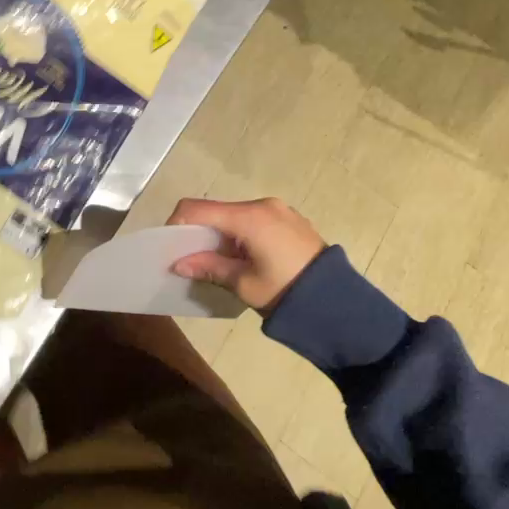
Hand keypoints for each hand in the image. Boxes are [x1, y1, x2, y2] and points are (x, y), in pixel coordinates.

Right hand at [167, 198, 325, 310]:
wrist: (339, 304)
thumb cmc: (286, 292)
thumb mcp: (243, 284)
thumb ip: (209, 267)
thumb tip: (178, 263)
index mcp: (249, 217)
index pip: (198, 208)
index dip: (177, 224)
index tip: (169, 248)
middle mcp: (263, 205)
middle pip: (216, 210)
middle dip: (199, 232)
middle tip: (190, 258)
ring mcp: (279, 210)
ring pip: (235, 215)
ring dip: (220, 234)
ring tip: (218, 262)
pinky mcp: (290, 219)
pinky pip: (254, 219)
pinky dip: (240, 234)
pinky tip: (243, 259)